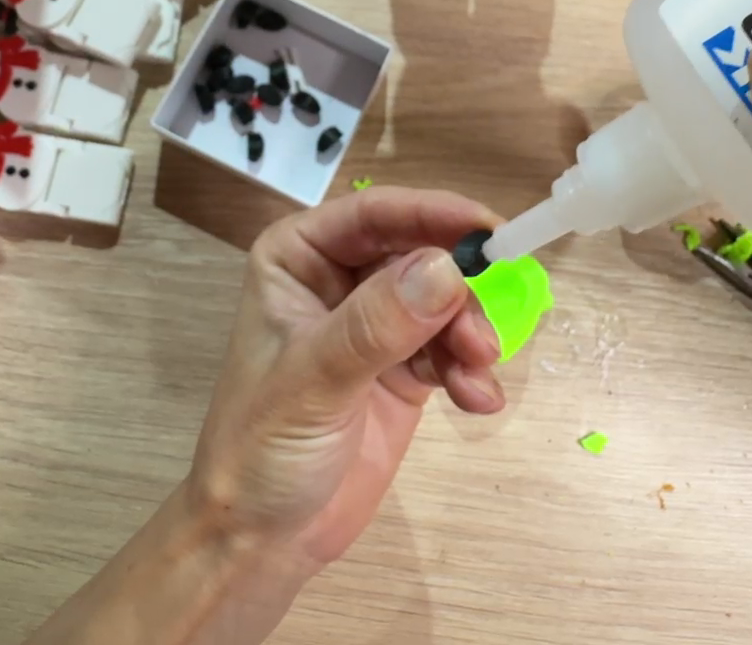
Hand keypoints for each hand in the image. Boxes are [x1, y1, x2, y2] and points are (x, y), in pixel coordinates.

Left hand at [187, 187, 505, 569]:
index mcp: (297, 257)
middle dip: (457, 285)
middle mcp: (337, 277)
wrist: (261, 538)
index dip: (431, 213)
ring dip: (468, 333)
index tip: (490, 229)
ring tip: (476, 376)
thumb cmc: (261, 448)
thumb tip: (447, 268)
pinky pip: (448, 346)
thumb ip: (377, 325)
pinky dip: (468, 368)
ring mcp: (372, 322)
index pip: (371, 214)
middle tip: (486, 323)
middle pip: (416, 251)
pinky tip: (477, 401)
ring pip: (441, 299)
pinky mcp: (401, 366)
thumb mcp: (313, 381)